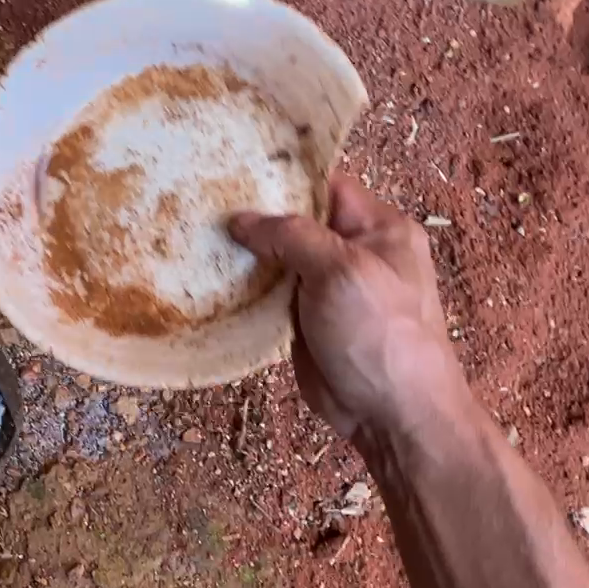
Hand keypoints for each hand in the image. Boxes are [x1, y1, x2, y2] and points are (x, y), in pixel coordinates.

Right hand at [228, 174, 468, 440]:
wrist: (391, 415)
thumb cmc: (380, 335)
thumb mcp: (341, 271)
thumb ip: (292, 236)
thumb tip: (239, 220)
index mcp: (379, 230)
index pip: (325, 186)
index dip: (283, 177)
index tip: (233, 171)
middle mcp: (352, 253)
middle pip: (295, 221)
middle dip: (254, 215)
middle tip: (203, 205)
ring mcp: (325, 288)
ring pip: (276, 257)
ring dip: (243, 253)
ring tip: (197, 236)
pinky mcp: (301, 319)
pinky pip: (267, 292)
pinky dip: (242, 286)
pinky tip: (209, 277)